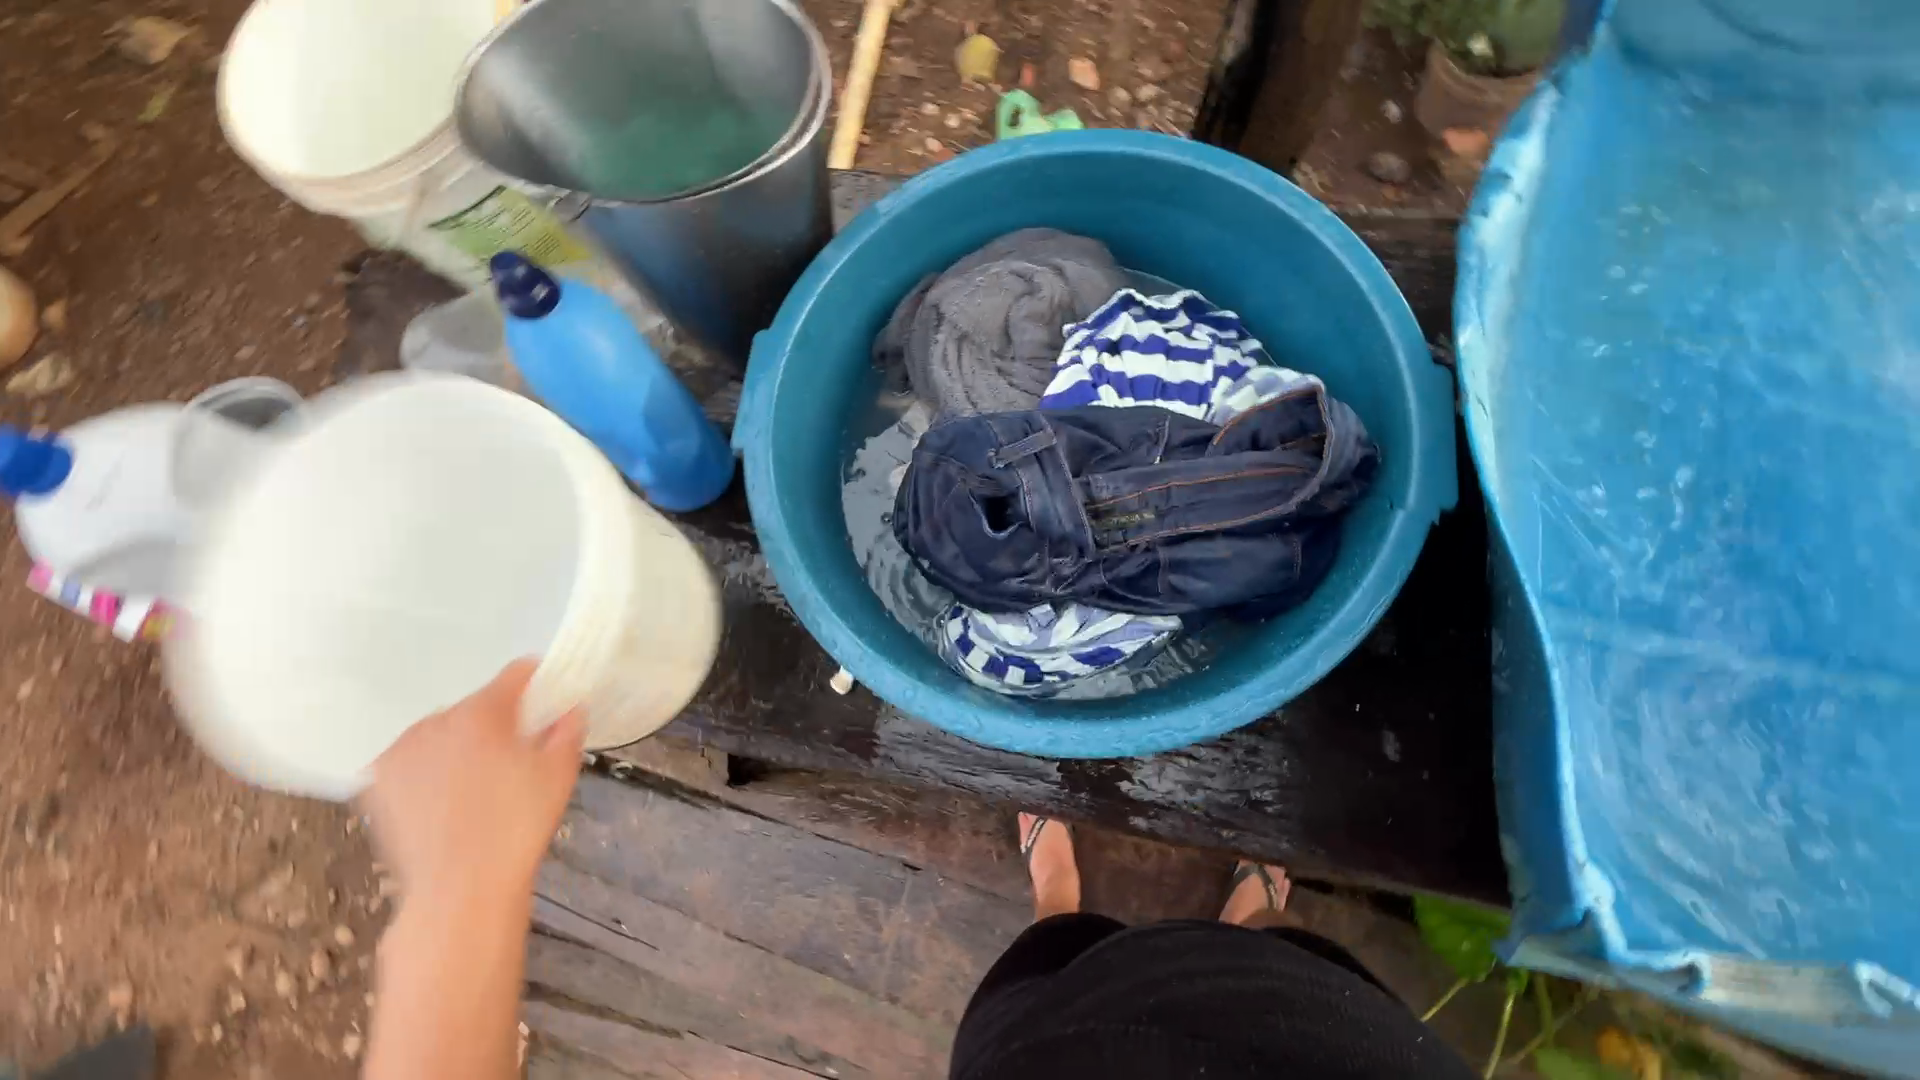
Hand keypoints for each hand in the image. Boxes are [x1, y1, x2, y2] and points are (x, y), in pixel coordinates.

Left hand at [362, 659, 585, 905]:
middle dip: (497, 723)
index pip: (515, 674)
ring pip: (442, 732)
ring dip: (460, 744)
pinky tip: (444, 798)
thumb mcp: (559, 774)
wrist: (459, 888)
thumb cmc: (517, 827)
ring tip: (477, 784)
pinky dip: (428, 768)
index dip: (537, 682)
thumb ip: (567, 730)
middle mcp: (436, 722)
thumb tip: (569, 709)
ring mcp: (400, 751)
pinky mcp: (376, 782)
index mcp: (484, 712)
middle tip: (514, 758)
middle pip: (476, 705)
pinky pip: (412, 758)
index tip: (547, 699)